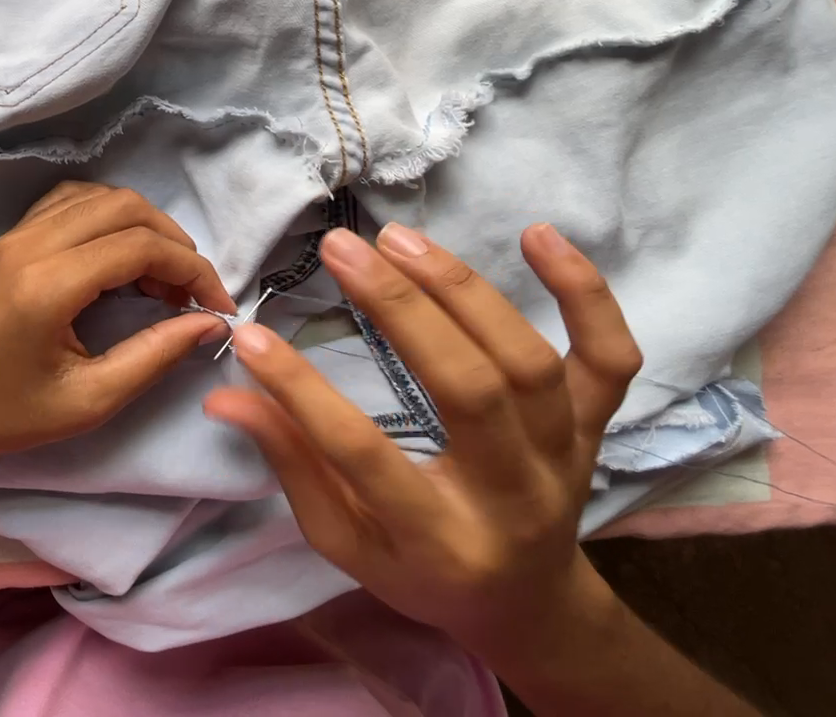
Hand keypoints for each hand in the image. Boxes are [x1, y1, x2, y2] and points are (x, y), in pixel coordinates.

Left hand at [0, 182, 235, 479]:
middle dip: (172, 243)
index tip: (216, 308)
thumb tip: (208, 324)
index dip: (193, 270)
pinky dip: (103, 217)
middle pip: (123, 207)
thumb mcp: (87, 401)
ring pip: (95, 197)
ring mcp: (12, 236)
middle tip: (189, 294)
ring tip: (157, 279)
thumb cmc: (4, 415)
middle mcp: (28, 245)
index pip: (140, 246)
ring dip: (139, 226)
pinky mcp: (5, 240)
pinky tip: (115, 257)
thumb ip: (152, 357)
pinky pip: (65, 204)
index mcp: (47, 285)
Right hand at [203, 223, 641, 660]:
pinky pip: (610, 359)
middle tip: (341, 249)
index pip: (361, 453)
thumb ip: (290, 463)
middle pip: (470, 390)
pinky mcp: (594, 427)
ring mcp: (564, 456)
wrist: (526, 600)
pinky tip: (540, 236)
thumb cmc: (415, 569)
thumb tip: (225, 398)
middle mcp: (514, 497)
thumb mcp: (340, 537)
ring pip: (530, 363)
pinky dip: (587, 295)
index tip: (251, 334)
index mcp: (439, 538)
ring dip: (463, 290)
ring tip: (397, 239)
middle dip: (400, 309)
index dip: (299, 390)